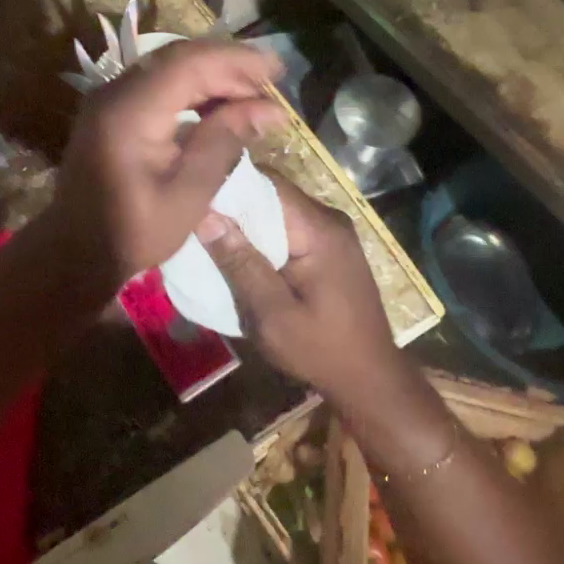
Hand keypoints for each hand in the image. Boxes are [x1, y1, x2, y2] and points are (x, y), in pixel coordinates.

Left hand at [52, 38, 284, 281]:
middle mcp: (114, 92)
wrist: (75, 250)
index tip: (277, 71)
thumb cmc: (132, 231)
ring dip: (211, 75)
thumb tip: (269, 108)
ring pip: (167, 67)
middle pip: (177, 58)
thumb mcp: (187, 194)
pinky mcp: (110, 110)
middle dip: (227, 65)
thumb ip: (224, 142)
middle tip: (271, 81)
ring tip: (253, 93)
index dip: (235, 61)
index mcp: (129, 111)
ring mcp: (108, 99)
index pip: (188, 63)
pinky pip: (155, 83)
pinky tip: (218, 105)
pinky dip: (190, 88)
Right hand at [198, 176, 396, 401]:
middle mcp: (329, 220)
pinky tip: (240, 252)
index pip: (267, 183)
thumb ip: (241, 265)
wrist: (371, 380)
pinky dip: (262, 234)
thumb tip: (206, 217)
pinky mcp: (330, 248)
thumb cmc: (321, 351)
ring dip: (246, 220)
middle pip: (272, 193)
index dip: (228, 184)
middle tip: (193, 218)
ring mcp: (332, 232)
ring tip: (208, 233)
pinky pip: (288, 226)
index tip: (192, 197)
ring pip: (278, 209)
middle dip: (233, 202)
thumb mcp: (273, 316)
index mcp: (319, 230)